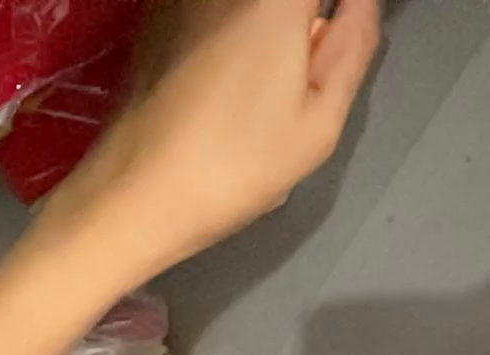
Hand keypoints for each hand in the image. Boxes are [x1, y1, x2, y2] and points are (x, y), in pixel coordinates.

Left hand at [38, 0, 381, 279]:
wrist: (130, 199)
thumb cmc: (231, 171)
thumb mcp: (316, 128)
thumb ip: (351, 49)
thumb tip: (359, 5)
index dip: (335, 14)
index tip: (337, 34)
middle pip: (280, 1)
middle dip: (299, 24)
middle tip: (306, 59)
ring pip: (241, 12)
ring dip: (265, 29)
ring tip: (267, 83)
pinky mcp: (152, 20)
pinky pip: (206, 15)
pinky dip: (225, 32)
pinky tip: (221, 85)